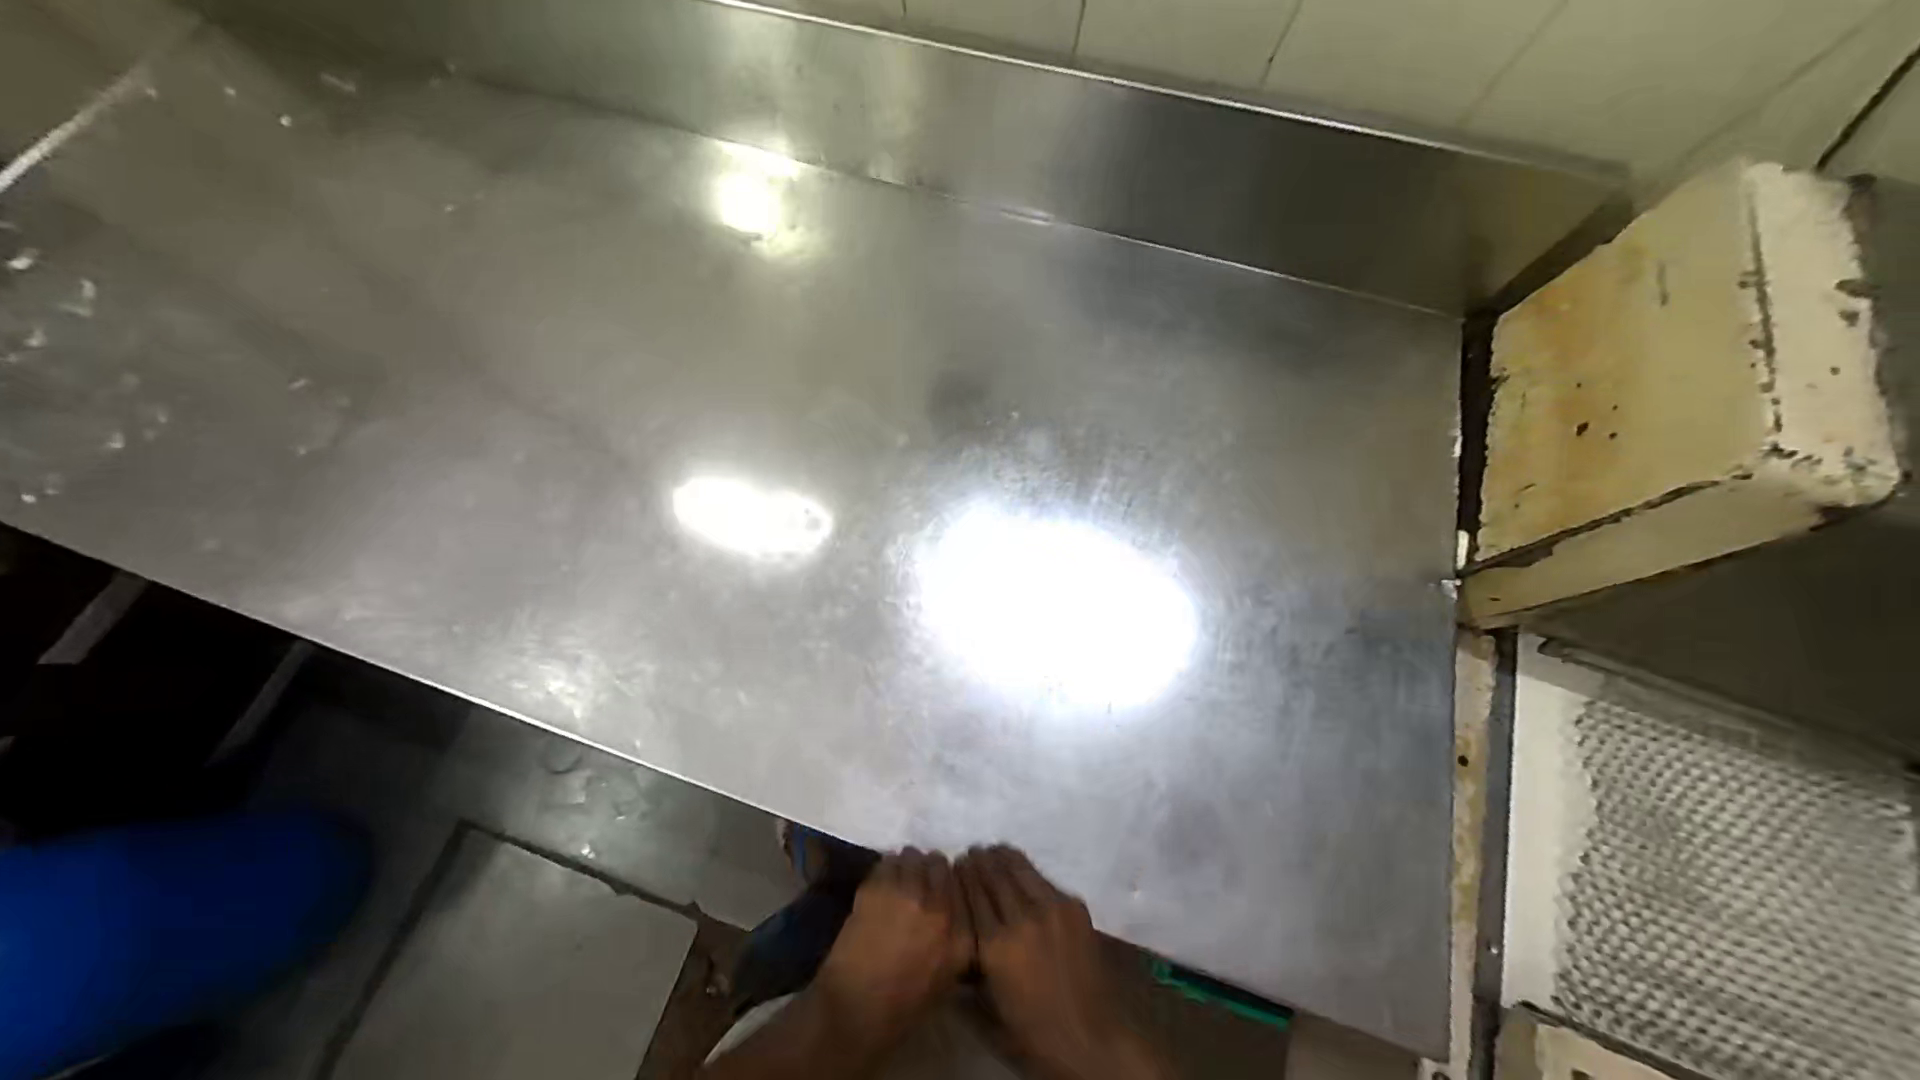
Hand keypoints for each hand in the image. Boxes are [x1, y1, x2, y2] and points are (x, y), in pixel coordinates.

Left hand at [813, 848, 972, 1047]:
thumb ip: (956, 941)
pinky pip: (887, 862)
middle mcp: (940, 906)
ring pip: (913, 856)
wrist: (855, 1010)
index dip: (953, 883)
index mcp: (962, 934)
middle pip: (940, 865)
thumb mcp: (946, 979)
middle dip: (931, 869)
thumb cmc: (902, 1006)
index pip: (965, 886)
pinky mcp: (878, 887)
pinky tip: (882, 883)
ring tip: (900, 877)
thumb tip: (953, 912)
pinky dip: (887, 868)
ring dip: (908, 865)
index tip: (944, 885)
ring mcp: (908, 893)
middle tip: (920, 879)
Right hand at [957, 846, 1170, 1079]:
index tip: (954, 865)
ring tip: (993, 849)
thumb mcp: (985, 1010)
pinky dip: (1027, 870)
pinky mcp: (1073, 906)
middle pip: (993, 876)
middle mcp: (1021, 918)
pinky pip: (1044, 879)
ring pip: (1019, 869)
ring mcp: (1050, 909)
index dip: (961, 877)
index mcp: (994, 945)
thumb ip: (966, 971)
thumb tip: (952, 939)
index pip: (971, 895)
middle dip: (979, 861)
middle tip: (971, 851)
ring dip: (1002, 857)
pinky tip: (1020, 867)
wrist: (1089, 1039)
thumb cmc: (1031, 1033)